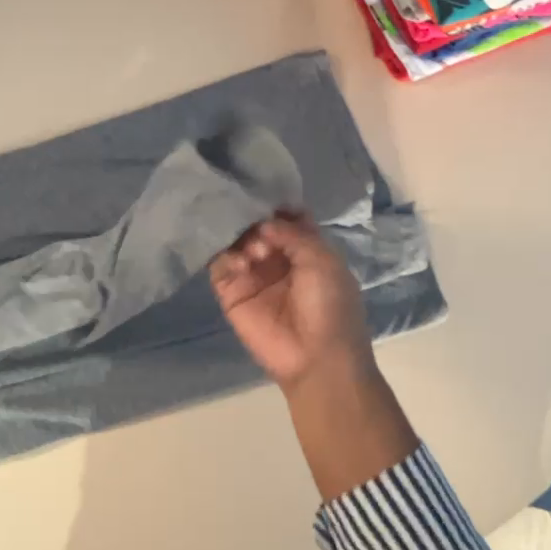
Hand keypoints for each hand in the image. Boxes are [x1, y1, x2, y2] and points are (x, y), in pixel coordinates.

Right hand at [211, 213, 418, 500]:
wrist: (317, 358)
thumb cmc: (330, 306)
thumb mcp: (323, 261)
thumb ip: (293, 234)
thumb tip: (264, 223)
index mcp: (305, 250)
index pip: (285, 218)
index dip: (276, 205)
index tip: (265, 191)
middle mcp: (276, 258)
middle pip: (256, 226)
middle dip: (256, 221)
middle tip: (261, 230)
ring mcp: (252, 275)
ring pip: (235, 242)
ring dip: (243, 239)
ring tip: (255, 253)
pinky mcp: (231, 293)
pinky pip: (220, 265)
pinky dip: (227, 258)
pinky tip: (242, 264)